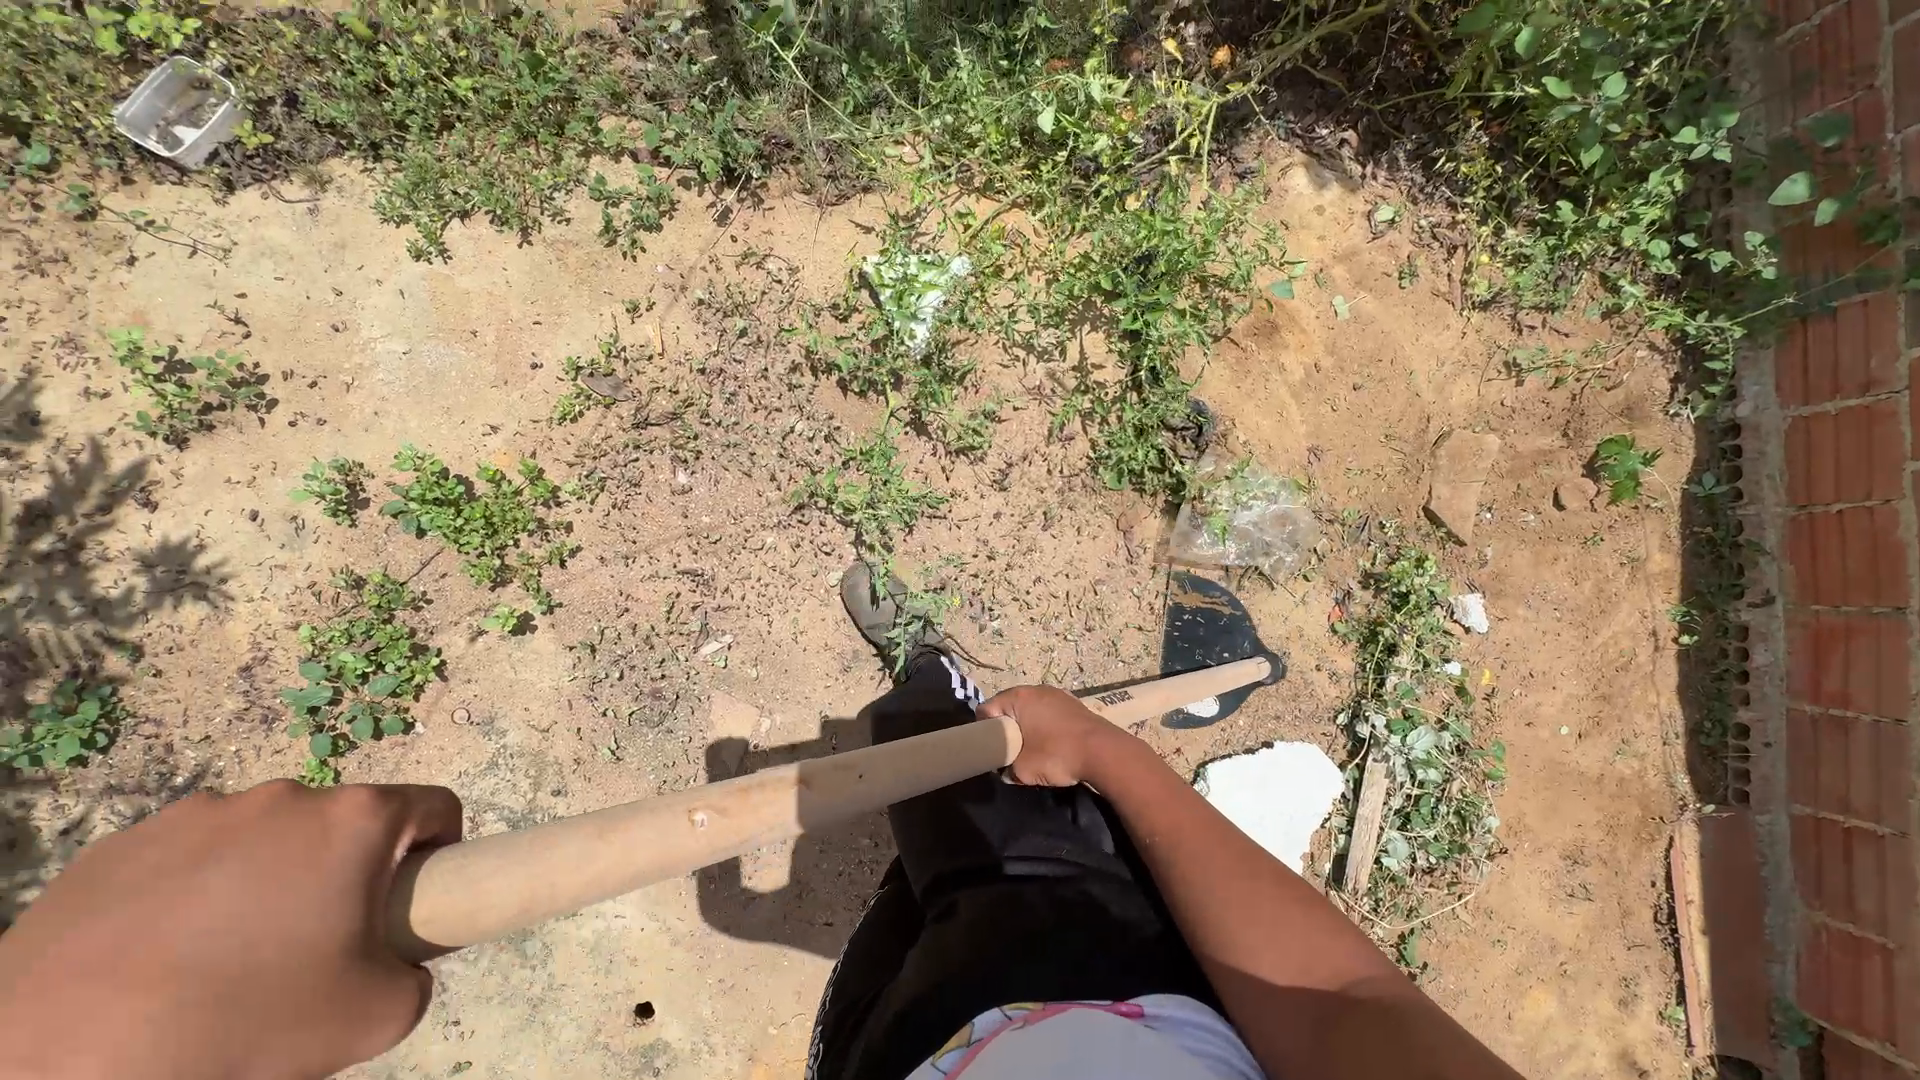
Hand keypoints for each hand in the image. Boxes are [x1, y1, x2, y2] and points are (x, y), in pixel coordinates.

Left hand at [0, 780, 461, 1079]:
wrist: (56, 1064)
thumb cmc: (246, 1023)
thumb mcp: (379, 1015)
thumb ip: (418, 972)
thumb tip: (399, 957)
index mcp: (356, 819)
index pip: (438, 807)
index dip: (440, 853)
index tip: (411, 903)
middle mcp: (285, 797)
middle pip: (348, 823)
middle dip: (346, 870)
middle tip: (315, 943)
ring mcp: (195, 815)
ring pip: (266, 836)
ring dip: (271, 876)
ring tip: (226, 954)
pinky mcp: (118, 845)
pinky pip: (188, 856)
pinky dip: (196, 890)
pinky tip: (163, 954)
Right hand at [977, 684, 1137, 786]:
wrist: (1104, 752)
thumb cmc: (1057, 754)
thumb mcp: (1022, 769)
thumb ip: (1007, 769)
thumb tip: (1007, 770)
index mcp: (1018, 697)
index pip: (986, 709)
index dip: (982, 731)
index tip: (988, 749)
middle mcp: (1035, 689)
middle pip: (1008, 708)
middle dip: (1005, 729)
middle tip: (1007, 752)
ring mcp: (1057, 695)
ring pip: (1030, 711)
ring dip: (1026, 728)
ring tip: (1030, 750)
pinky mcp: (1073, 704)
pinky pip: (1048, 714)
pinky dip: (1044, 727)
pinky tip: (1051, 745)